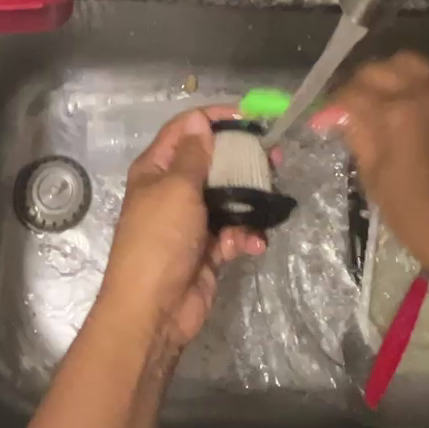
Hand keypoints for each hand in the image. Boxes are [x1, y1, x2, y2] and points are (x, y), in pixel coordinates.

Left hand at [93, 107, 265, 351]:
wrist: (153, 311)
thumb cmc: (160, 240)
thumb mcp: (175, 189)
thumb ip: (193, 156)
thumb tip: (199, 122)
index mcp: (156, 169)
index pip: (185, 130)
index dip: (213, 118)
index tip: (247, 115)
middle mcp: (172, 190)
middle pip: (211, 162)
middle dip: (241, 157)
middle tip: (274, 154)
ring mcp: (191, 220)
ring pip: (227, 196)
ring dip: (250, 197)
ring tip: (275, 194)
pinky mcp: (207, 249)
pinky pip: (233, 232)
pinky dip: (246, 235)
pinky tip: (255, 241)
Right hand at [309, 53, 428, 285]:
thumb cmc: (419, 217)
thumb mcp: (375, 179)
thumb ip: (359, 137)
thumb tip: (345, 116)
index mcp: (394, 114)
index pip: (354, 93)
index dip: (335, 105)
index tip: (326, 120)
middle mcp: (426, 94)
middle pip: (384, 68)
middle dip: (364, 84)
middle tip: (356, 106)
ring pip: (417, 67)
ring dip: (397, 80)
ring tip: (390, 104)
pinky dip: (428, 93)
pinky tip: (424, 117)